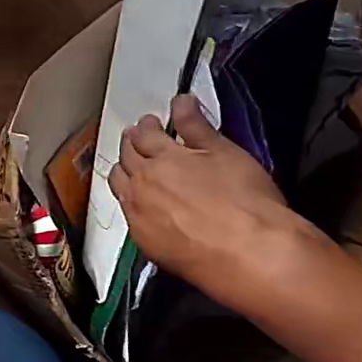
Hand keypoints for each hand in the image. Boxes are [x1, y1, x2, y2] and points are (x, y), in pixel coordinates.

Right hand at [108, 95, 330, 313]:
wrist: (242, 247)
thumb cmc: (204, 260)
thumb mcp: (162, 249)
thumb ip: (149, 226)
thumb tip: (148, 220)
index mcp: (135, 207)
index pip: (119, 181)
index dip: (123, 171)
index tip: (127, 169)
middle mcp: (147, 179)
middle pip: (130, 154)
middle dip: (129, 144)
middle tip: (132, 137)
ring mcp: (176, 159)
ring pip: (150, 136)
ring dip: (147, 126)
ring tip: (148, 121)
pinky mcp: (209, 147)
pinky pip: (191, 122)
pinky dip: (184, 110)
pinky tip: (183, 102)